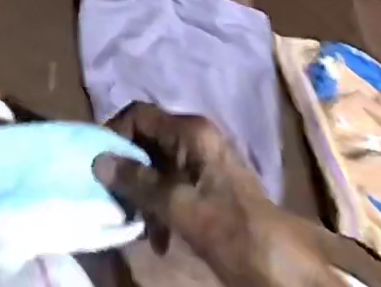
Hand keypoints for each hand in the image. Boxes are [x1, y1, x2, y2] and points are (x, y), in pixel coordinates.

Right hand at [95, 103, 380, 286]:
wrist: (282, 266)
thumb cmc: (230, 228)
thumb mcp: (179, 206)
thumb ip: (138, 182)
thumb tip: (99, 161)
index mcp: (191, 131)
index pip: (140, 114)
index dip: (115, 132)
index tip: (98, 164)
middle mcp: (196, 136)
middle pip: (147, 139)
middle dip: (128, 169)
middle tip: (114, 200)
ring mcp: (204, 159)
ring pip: (157, 164)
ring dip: (143, 193)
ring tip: (138, 227)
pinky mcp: (208, 183)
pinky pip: (172, 182)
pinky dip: (159, 204)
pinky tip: (158, 237)